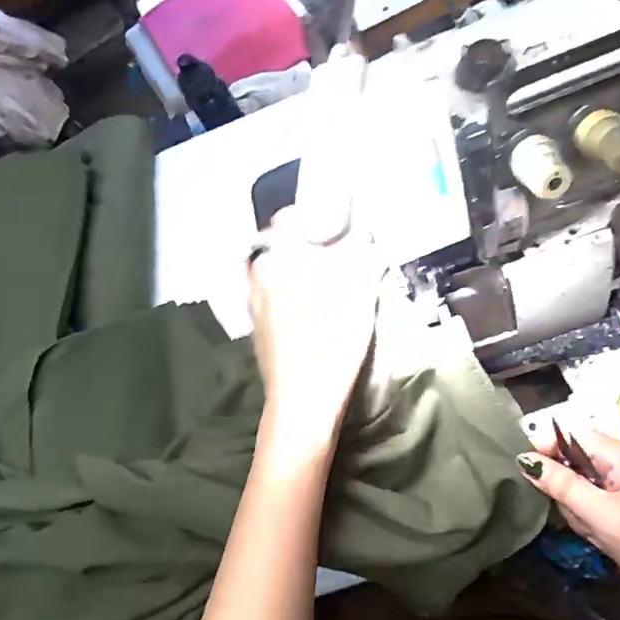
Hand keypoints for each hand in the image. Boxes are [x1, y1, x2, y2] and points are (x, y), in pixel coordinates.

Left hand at [246, 213, 379, 448]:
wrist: (302, 402)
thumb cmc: (330, 344)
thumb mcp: (359, 296)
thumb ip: (363, 259)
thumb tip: (366, 239)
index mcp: (278, 260)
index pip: (288, 218)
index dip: (315, 218)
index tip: (336, 230)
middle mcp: (258, 276)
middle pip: (281, 245)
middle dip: (308, 246)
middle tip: (338, 259)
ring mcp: (254, 304)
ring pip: (277, 271)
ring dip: (300, 271)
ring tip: (330, 285)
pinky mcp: (257, 327)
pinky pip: (273, 295)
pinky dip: (292, 294)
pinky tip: (314, 313)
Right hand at [516, 429, 619, 616]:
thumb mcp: (601, 515)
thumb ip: (562, 485)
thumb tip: (524, 459)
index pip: (571, 435)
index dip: (547, 449)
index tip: (529, 473)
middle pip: (571, 462)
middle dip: (567, 491)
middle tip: (581, 516)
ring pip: (577, 486)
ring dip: (577, 510)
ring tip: (596, 532)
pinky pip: (589, 503)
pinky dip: (588, 520)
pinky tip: (601, 538)